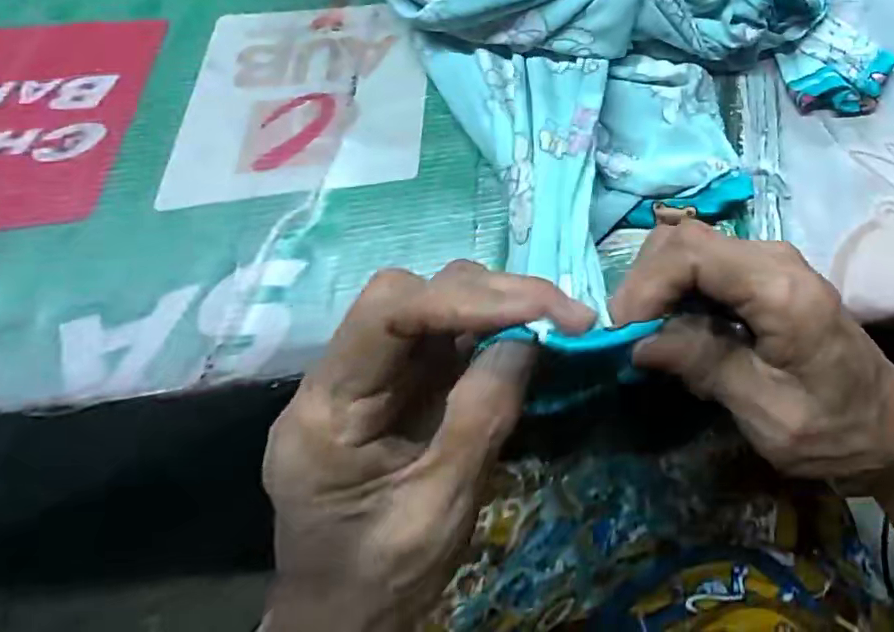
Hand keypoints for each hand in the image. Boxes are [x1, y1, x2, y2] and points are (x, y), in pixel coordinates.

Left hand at [262, 261, 594, 631]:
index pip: (387, 314)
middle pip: (414, 294)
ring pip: (436, 301)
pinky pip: (450, 330)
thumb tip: (530, 336)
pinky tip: (531, 333)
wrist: (347, 620)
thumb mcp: (439, 508)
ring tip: (558, 320)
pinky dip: (496, 325)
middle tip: (566, 314)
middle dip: (494, 294)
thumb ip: (481, 417)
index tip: (539, 309)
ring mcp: (376, 371)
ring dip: (501, 302)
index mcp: (326, 409)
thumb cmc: (382, 580)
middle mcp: (343, 373)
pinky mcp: (404, 377)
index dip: (464, 298)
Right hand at [609, 217, 893, 491]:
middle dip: (645, 283)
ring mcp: (769, 259)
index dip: (645, 284)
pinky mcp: (763, 272)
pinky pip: (705, 263)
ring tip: (652, 339)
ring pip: (688, 246)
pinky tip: (677, 329)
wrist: (890, 426)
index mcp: (780, 287)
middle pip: (683, 239)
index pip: (690, 251)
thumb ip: (705, 366)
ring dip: (658, 286)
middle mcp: (773, 256)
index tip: (623, 334)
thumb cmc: (837, 429)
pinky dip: (677, 289)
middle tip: (630, 339)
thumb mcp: (769, 414)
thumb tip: (639, 343)